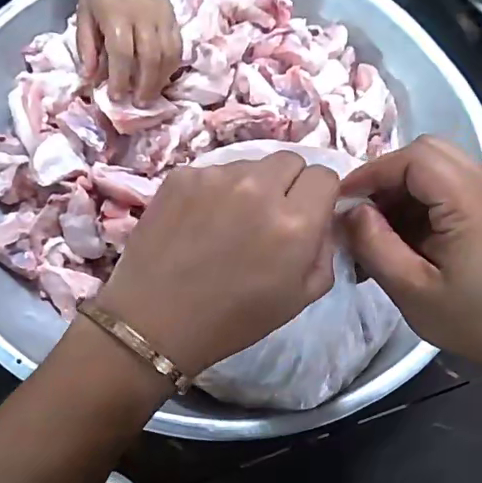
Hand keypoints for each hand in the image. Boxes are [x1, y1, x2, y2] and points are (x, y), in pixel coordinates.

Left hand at [75, 0, 179, 103]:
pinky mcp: (173, 20)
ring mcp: (161, 18)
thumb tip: (89, 78)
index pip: (122, 52)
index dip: (120, 78)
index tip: (116, 97)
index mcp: (116, 14)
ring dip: (160, 80)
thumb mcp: (84, 12)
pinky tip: (162, 79)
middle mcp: (142, 16)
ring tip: (151, 96)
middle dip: (144, 85)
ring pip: (167, 56)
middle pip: (149, 57)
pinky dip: (171, 68)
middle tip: (138, 104)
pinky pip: (177, 49)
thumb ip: (87, 46)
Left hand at [96, 152, 338, 374]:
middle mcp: (259, 188)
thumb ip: (325, 251)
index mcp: (295, 222)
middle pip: (291, 160)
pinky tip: (201, 224)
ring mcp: (216, 177)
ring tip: (230, 224)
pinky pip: (215, 172)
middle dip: (289, 184)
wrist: (156, 322)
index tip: (306, 216)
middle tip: (270, 219)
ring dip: (252, 186)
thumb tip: (324, 220)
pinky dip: (216, 191)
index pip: (325, 175)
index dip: (319, 196)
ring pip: (251, 165)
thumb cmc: (234, 320)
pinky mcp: (182, 175)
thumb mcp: (301, 298)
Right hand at [339, 136, 481, 374]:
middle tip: (362, 213)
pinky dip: (423, 198)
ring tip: (381, 228)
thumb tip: (351, 211)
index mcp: (473, 200)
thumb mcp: (410, 289)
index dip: (373, 172)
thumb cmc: (468, 320)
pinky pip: (453, 183)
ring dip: (404, 188)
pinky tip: (408, 233)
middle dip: (388, 177)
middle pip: (429, 152)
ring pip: (440, 165)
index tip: (344, 200)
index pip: (415, 158)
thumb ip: (375, 245)